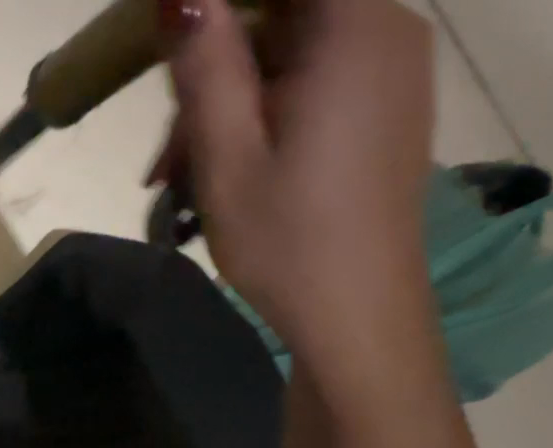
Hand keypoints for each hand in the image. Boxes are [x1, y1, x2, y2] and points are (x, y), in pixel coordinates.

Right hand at [157, 0, 436, 340]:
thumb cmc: (286, 238)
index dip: (220, 7)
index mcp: (353, 30)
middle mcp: (386, 31)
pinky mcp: (381, 107)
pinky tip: (222, 171)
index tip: (176, 52)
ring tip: (180, 180)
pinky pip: (308, 82)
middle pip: (280, 15)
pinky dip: (256, 116)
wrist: (356, 312)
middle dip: (212, 67)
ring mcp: (388, 71)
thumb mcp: (227, 154)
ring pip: (286, 54)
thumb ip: (206, 63)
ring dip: (224, 104)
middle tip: (164, 154)